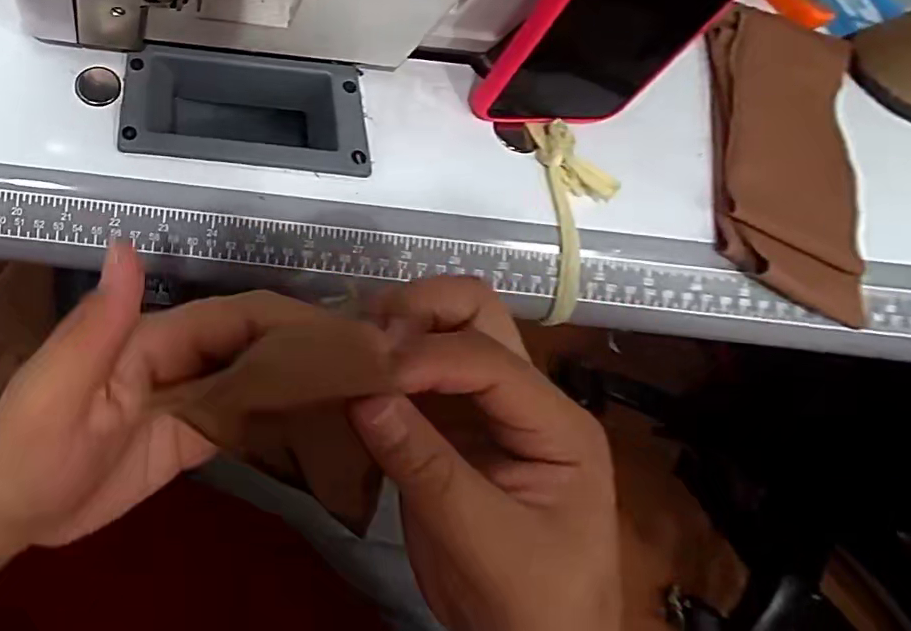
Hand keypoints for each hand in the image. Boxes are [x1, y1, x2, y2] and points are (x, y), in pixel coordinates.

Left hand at [0, 241, 329, 548]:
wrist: (9, 504)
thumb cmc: (28, 444)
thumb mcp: (56, 386)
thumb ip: (97, 322)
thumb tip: (127, 246)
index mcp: (151, 337)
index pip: (230, 319)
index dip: (285, 319)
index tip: (344, 332)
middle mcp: (174, 358)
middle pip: (251, 341)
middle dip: (306, 344)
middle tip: (373, 363)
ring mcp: (182, 398)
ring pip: (251, 375)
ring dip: (299, 375)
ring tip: (362, 386)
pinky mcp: (185, 436)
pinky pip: (239, 417)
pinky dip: (277, 413)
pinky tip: (316, 421)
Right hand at [348, 278, 620, 630]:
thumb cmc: (529, 606)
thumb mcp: (484, 544)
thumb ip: (424, 466)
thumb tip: (363, 395)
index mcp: (556, 423)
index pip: (487, 358)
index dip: (426, 357)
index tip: (371, 375)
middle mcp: (524, 396)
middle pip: (475, 310)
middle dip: (418, 309)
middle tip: (370, 341)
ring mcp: (483, 401)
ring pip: (442, 322)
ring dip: (397, 324)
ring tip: (357, 353)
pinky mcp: (447, 415)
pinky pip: (412, 362)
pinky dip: (381, 356)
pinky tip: (354, 374)